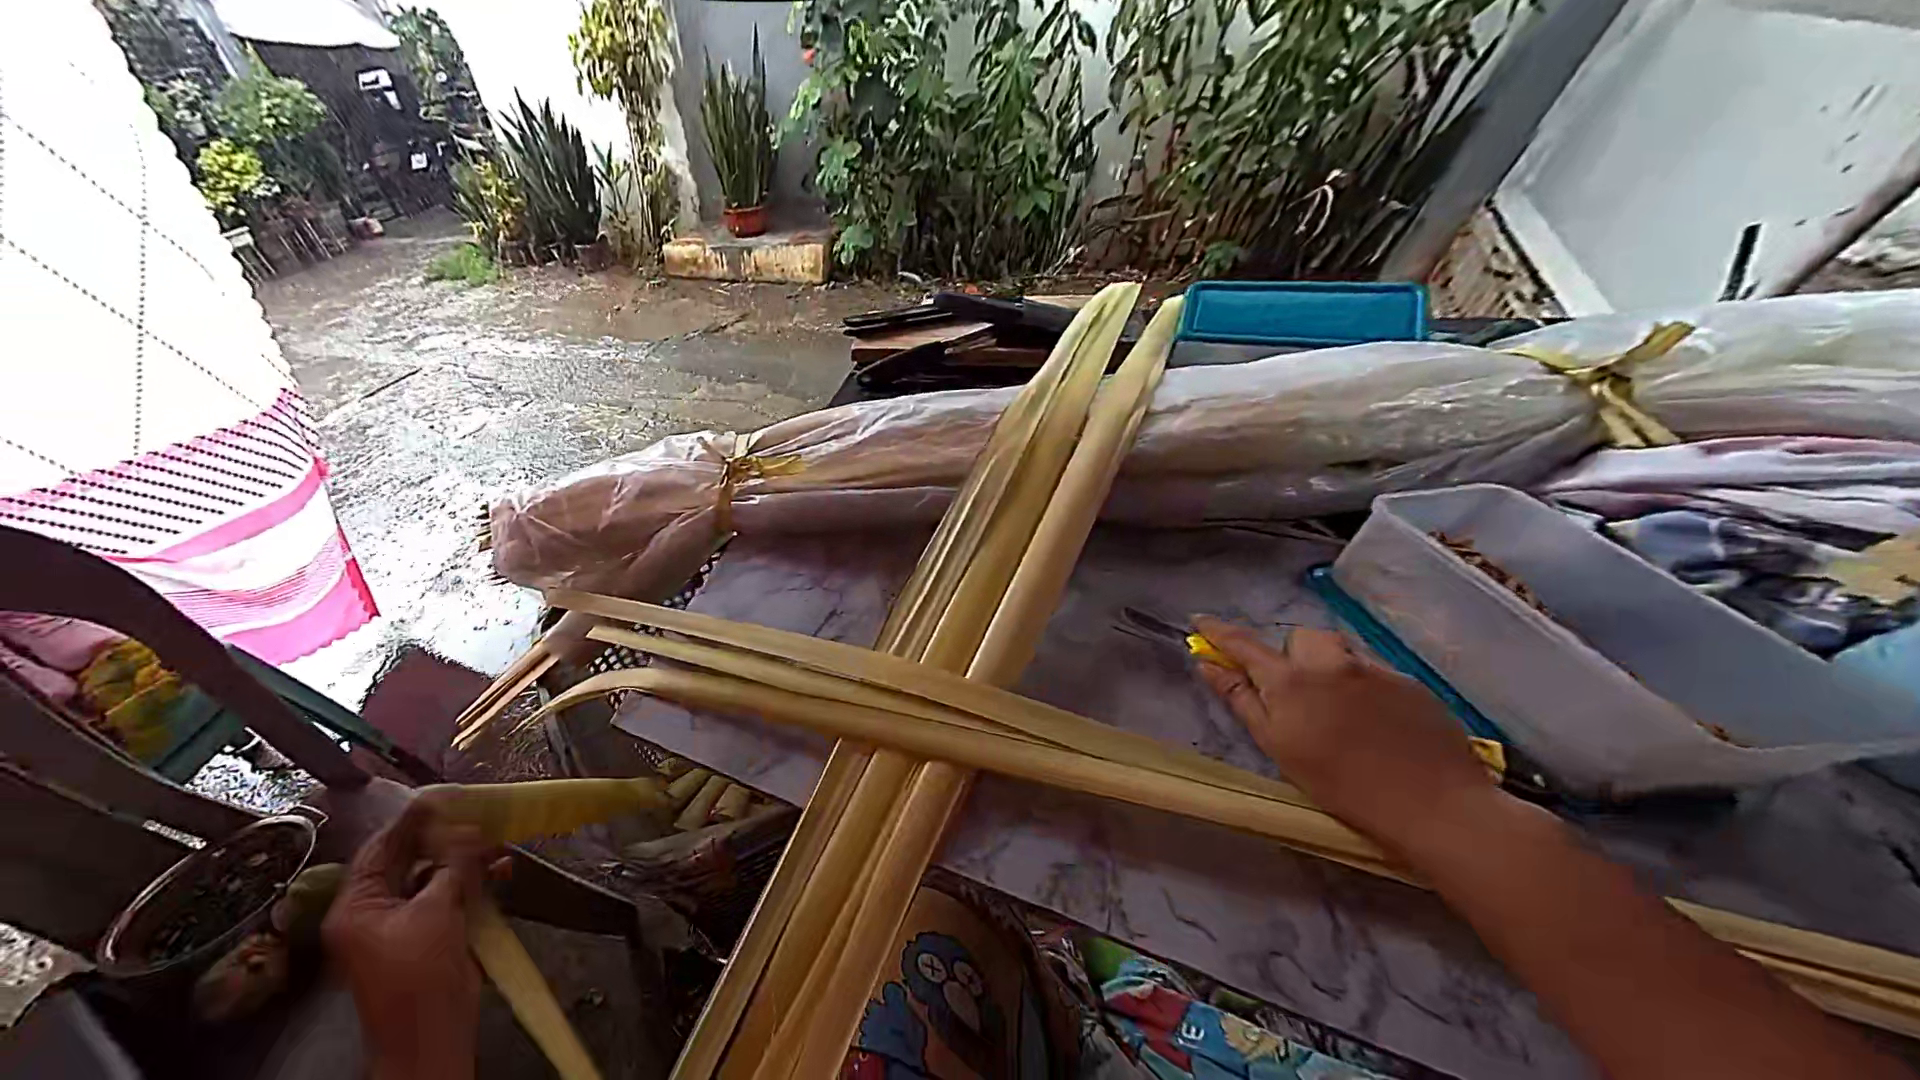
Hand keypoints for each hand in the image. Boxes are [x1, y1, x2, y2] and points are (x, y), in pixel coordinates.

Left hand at [322, 799, 482, 1079]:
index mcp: (358, 906)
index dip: (412, 821)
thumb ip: (453, 865)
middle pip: (411, 859)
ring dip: (468, 857)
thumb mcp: (436, 910)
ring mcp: (405, 921)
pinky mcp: (434, 930)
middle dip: (448, 836)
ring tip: (499, 839)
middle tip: (479, 811)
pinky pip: (454, 893)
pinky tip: (502, 868)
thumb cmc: (420, 970)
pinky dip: (477, 879)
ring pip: (437, 874)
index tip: (442, 795)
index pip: (381, 849)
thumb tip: (469, 828)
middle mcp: (376, 909)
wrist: (432, 1029)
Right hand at [1192, 616, 1500, 855]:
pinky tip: (1373, 719)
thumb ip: (1240, 699)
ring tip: (1337, 706)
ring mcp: (1372, 667)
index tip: (1200, 621)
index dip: (1218, 631)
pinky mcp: (1408, 680)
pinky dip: (1361, 682)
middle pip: (1298, 637)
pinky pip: (1370, 667)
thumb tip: (1207, 665)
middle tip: (1295, 693)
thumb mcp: (1277, 745)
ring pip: (1337, 648)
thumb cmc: (1340, 784)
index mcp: (1289, 679)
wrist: (1434, 804)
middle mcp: (1328, 661)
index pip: (1243, 644)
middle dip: (1290, 655)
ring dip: (1326, 664)